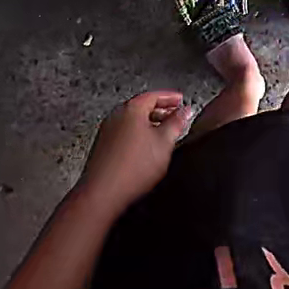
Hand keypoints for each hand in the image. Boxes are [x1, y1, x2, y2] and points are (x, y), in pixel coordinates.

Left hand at [76, 90, 193, 215]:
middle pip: (142, 106)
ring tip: (163, 134)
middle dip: (160, 110)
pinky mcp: (104, 146)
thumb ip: (176, 123)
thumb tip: (185, 112)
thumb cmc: (132, 168)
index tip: (180, 100)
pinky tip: (146, 149)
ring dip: (149, 123)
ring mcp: (108, 130)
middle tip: (175, 115)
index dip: (170, 97)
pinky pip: (124, 133)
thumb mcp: (164, 143)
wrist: (104, 192)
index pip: (154, 95)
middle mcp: (117, 115)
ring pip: (133, 120)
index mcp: (131, 109)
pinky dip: (138, 134)